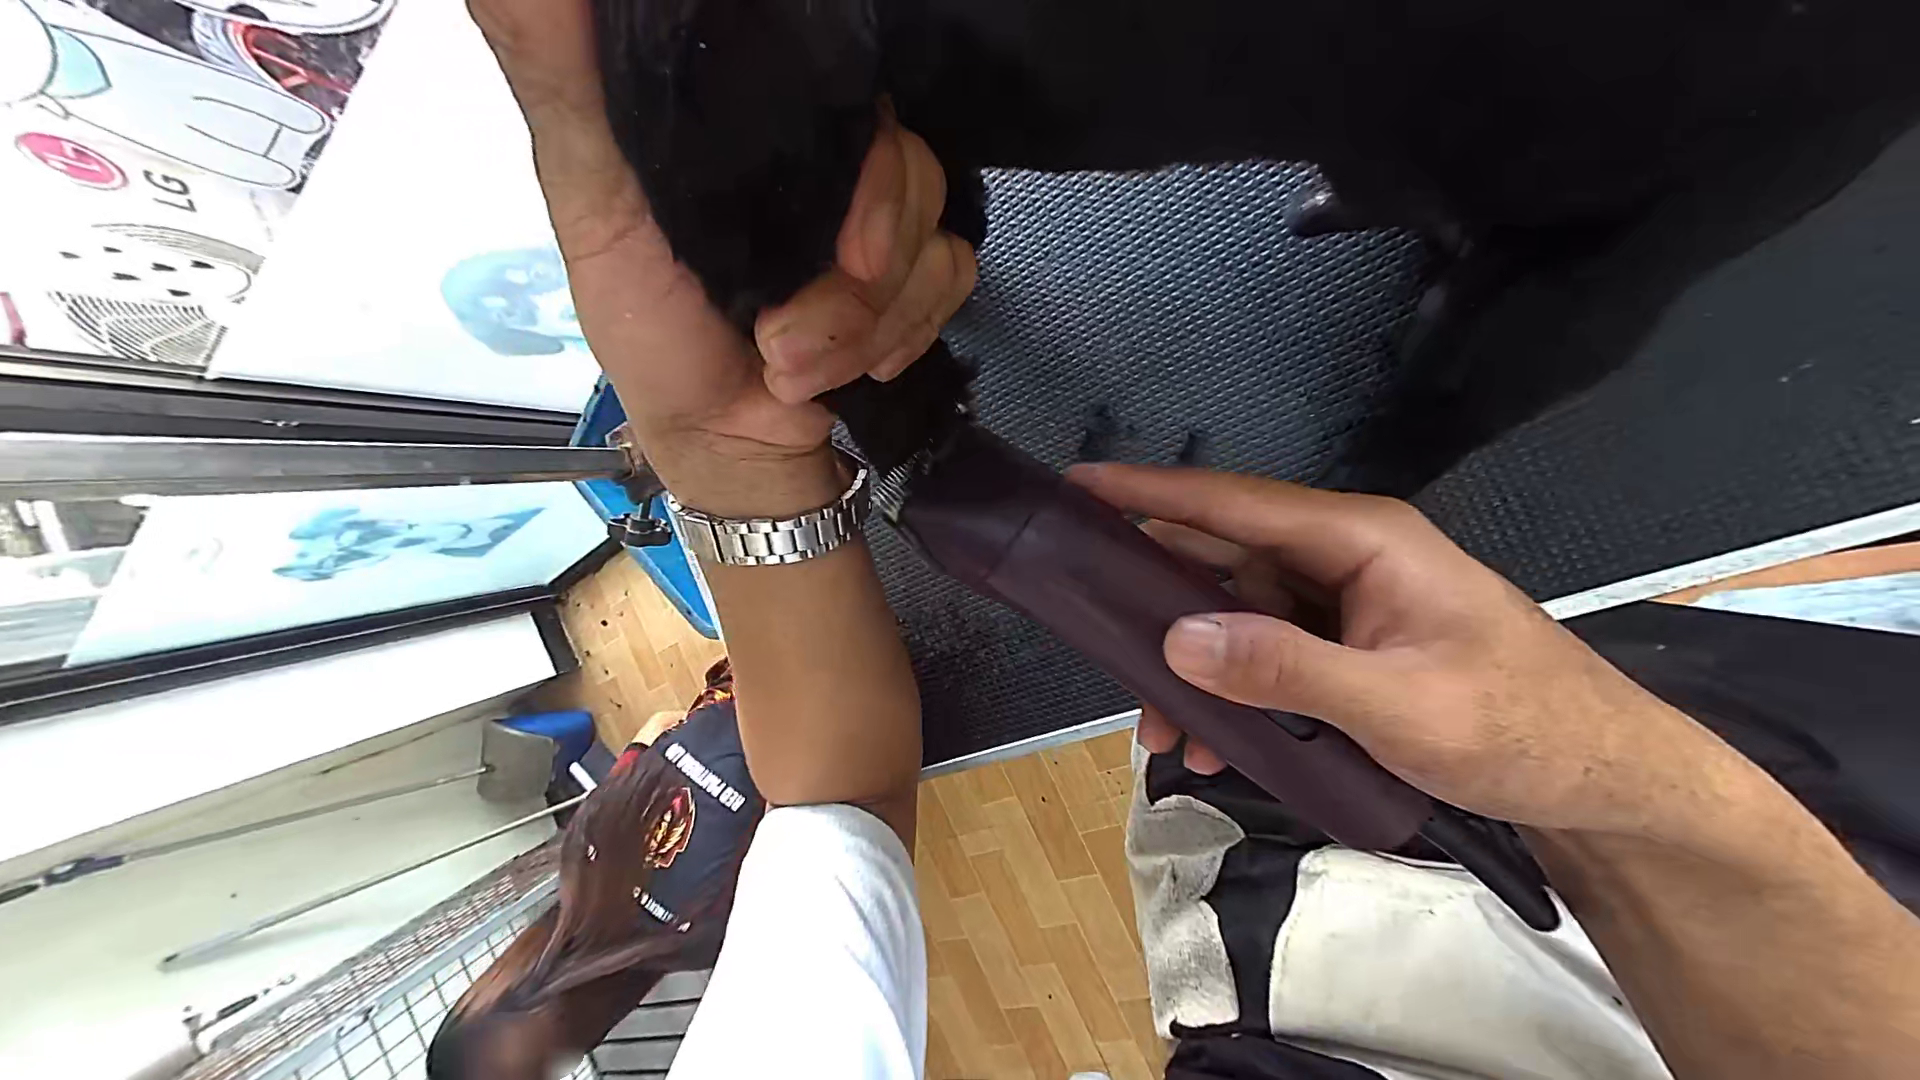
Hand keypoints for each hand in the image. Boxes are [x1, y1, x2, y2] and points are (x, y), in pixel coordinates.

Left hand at [467, 0, 974, 509]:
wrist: (729, 442)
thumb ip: (568, 88)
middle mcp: (831, 171)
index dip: (867, 169)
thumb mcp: (594, 212)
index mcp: (761, 137)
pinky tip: (862, 367)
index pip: (851, 96)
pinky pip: (953, 282)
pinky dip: (906, 337)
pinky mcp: (917, 286)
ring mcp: (884, 232)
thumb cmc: (659, 339)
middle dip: (853, 288)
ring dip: (866, 329)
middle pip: (912, 172)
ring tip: (798, 369)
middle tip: (781, 341)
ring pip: (937, 241)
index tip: (845, 250)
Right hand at [1071, 464, 1751, 840]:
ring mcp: (1332, 601)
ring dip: (1188, 668)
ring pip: (1229, 615)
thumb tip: (1177, 639)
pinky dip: (1224, 692)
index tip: (1081, 483)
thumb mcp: (1402, 707)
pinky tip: (1212, 744)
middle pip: (1218, 558)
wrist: (1611, 788)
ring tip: (1161, 730)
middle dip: (1156, 603)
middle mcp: (1335, 556)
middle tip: (1098, 633)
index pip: (1232, 502)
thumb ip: (1286, 668)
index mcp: (1357, 539)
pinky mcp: (1332, 642)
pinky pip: (1255, 652)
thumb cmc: (1526, 731)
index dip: (1150, 490)